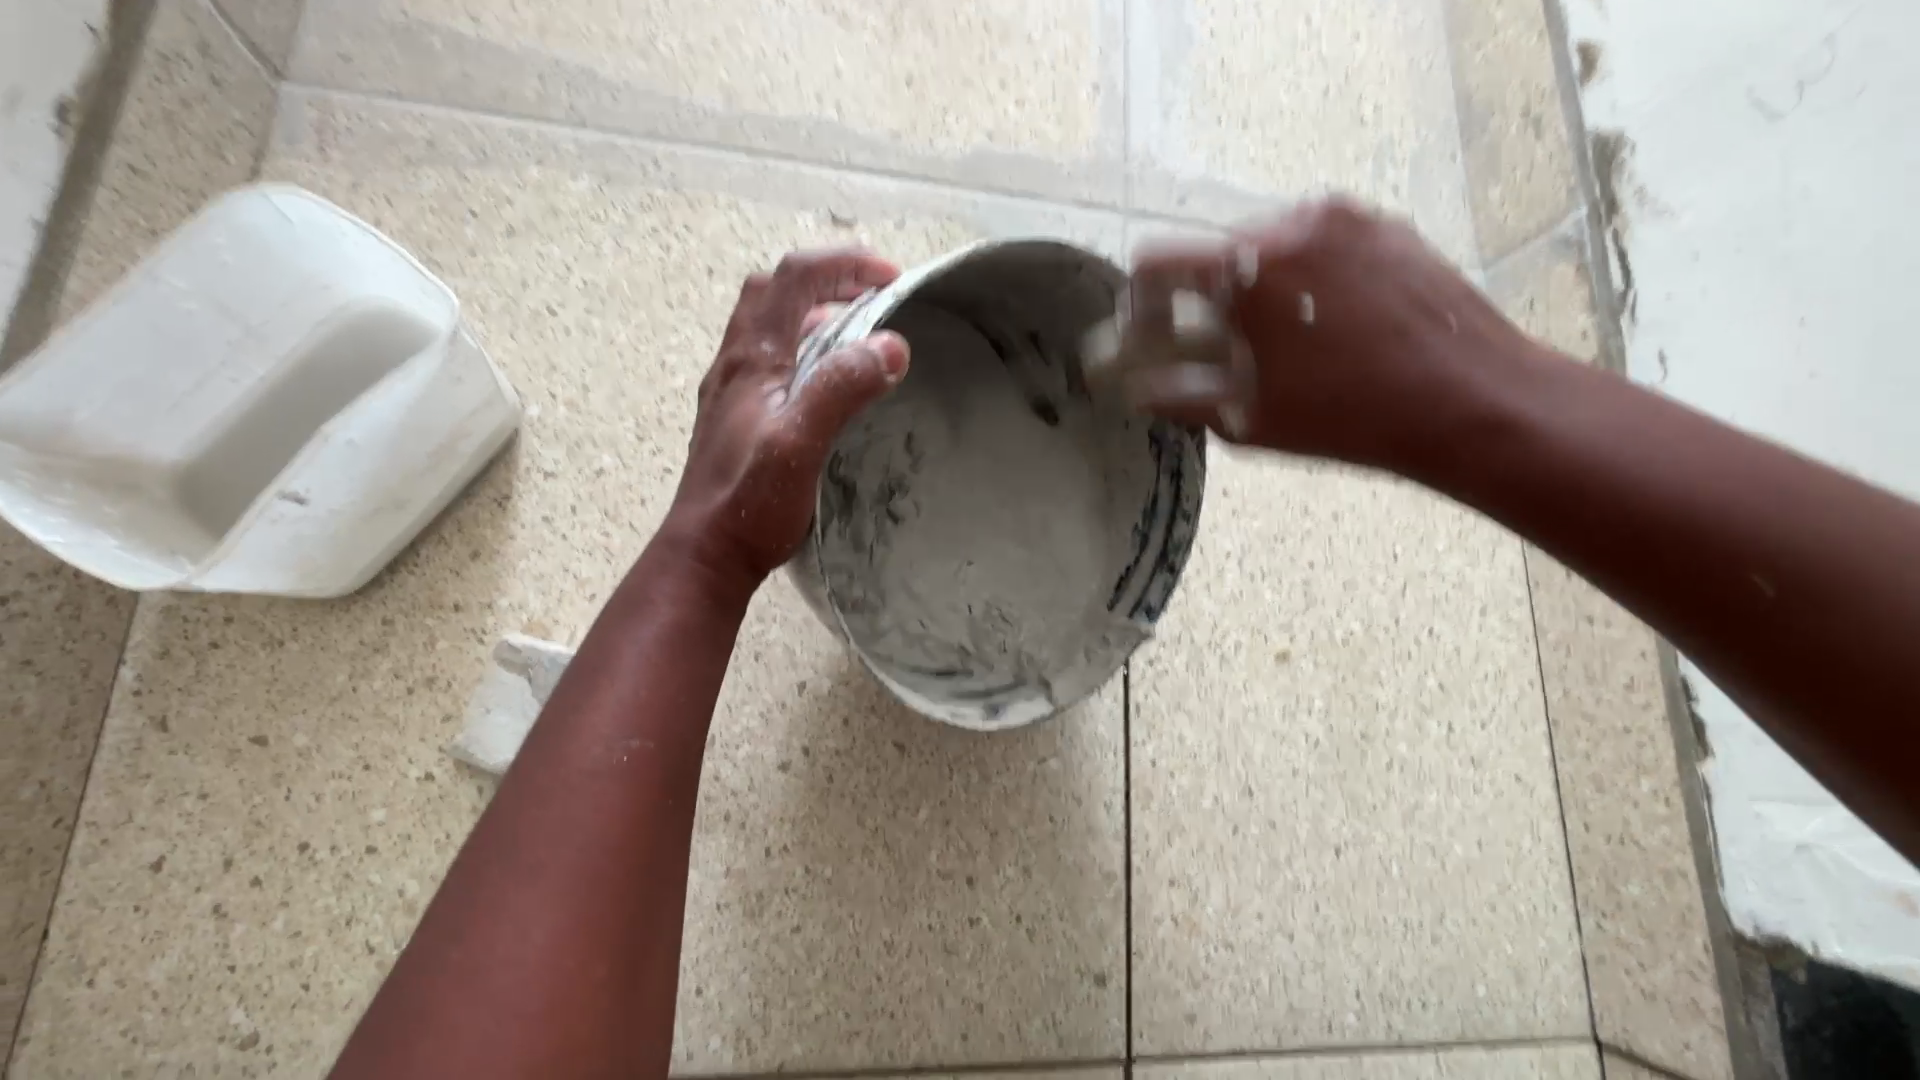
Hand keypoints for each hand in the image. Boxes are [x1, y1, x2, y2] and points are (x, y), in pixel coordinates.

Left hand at [662, 247, 910, 594]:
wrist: (706, 555)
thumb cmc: (750, 504)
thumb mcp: (801, 443)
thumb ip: (842, 389)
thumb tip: (890, 345)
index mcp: (752, 359)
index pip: (794, 279)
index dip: (844, 265)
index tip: (891, 279)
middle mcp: (736, 365)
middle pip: (775, 292)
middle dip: (826, 280)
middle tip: (872, 297)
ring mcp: (731, 392)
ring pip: (769, 326)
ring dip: (813, 314)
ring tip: (856, 334)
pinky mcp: (736, 420)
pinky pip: (769, 361)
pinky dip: (803, 350)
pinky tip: (823, 385)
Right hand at [1124, 197, 1535, 471]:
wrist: (1474, 400)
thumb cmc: (1350, 416)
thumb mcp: (1250, 418)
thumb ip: (1180, 398)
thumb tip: (1138, 392)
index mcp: (1248, 267)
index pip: (1158, 262)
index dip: (1140, 299)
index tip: (1146, 331)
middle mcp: (1292, 223)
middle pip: (1214, 250)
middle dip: (1204, 296)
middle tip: (1217, 345)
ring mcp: (1347, 218)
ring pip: (1268, 243)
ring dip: (1256, 285)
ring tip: (1280, 337)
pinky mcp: (1387, 225)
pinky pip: (1319, 242)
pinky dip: (1305, 275)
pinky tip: (1328, 322)